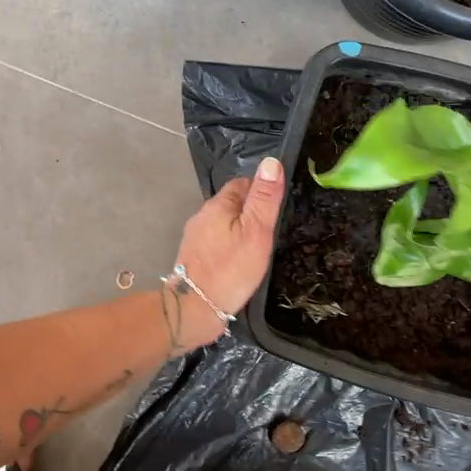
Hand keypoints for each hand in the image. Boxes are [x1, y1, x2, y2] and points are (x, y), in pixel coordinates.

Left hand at [171, 156, 286, 348]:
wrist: (195, 308)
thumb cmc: (231, 269)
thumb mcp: (256, 231)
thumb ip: (264, 198)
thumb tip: (271, 162)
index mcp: (217, 205)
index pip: (242, 184)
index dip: (261, 192)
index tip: (276, 209)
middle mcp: (202, 216)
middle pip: (232, 204)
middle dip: (251, 213)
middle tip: (271, 231)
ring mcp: (195, 238)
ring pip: (224, 225)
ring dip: (240, 231)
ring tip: (258, 249)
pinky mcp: (194, 257)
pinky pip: (217, 243)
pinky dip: (230, 247)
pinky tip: (240, 263)